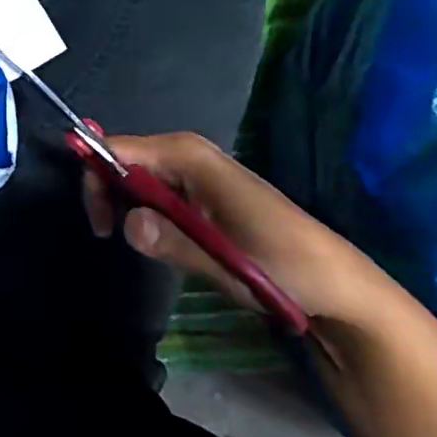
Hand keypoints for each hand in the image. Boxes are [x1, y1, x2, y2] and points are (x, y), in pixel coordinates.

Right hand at [82, 133, 393, 326]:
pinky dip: (145, 212)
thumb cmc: (287, 266)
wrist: (339, 286)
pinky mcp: (198, 190)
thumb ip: (173, 241)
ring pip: (134, 176)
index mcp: (188, 155)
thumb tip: (127, 224)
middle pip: (121, 160)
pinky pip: (153, 190)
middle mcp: (185, 153)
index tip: (100, 226)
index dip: (97, 179)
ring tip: (142, 244)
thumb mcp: (227, 259)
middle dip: (108, 195)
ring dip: (126, 207)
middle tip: (111, 237)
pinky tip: (160, 238)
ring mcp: (193, 170)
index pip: (117, 150)